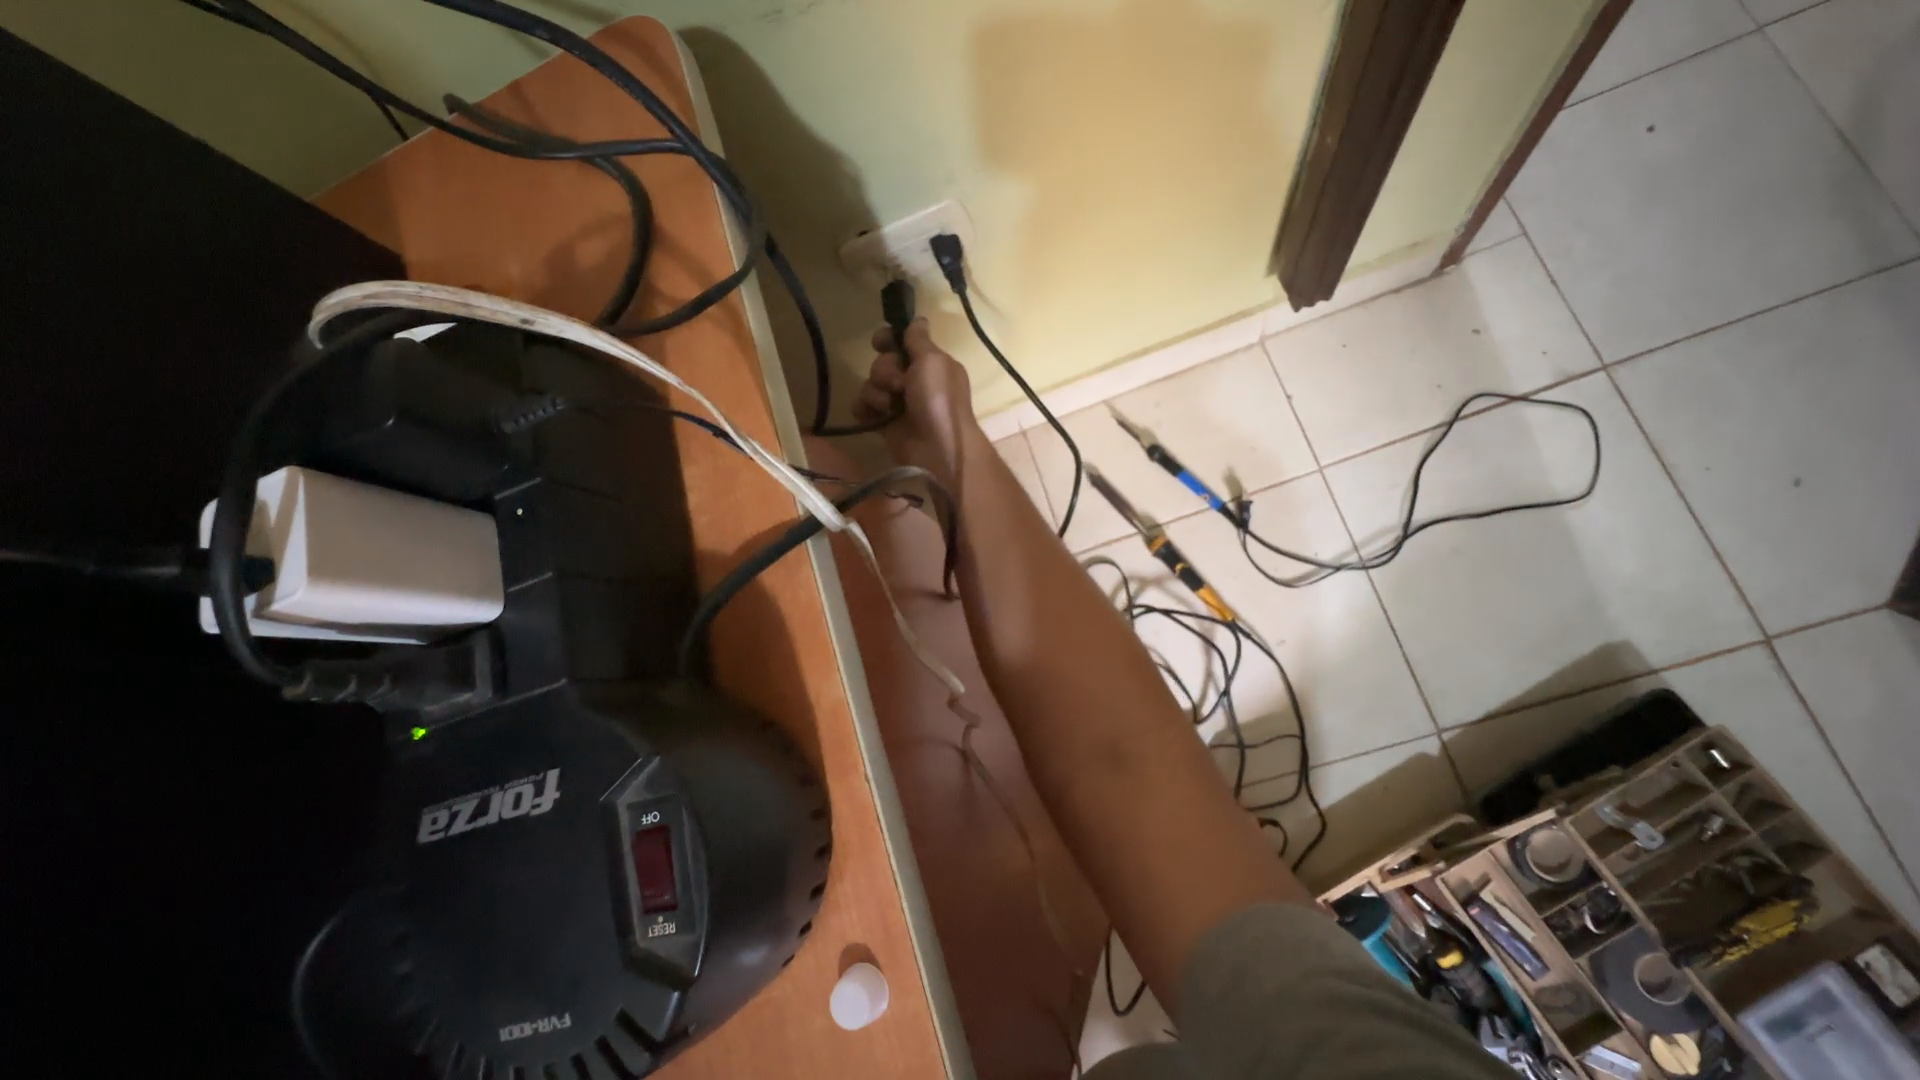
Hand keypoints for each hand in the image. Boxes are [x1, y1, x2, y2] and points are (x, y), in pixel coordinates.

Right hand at [854, 318, 977, 483]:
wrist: (937, 449)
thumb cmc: (939, 401)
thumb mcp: (933, 361)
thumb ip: (919, 340)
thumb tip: (918, 320)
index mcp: (929, 363)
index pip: (902, 341)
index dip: (888, 339)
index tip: (880, 342)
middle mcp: (913, 380)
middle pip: (882, 362)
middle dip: (886, 371)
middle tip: (900, 386)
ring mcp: (897, 403)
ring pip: (870, 384)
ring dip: (877, 393)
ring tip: (890, 407)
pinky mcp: (884, 423)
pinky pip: (863, 406)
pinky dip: (866, 410)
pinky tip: (873, 416)